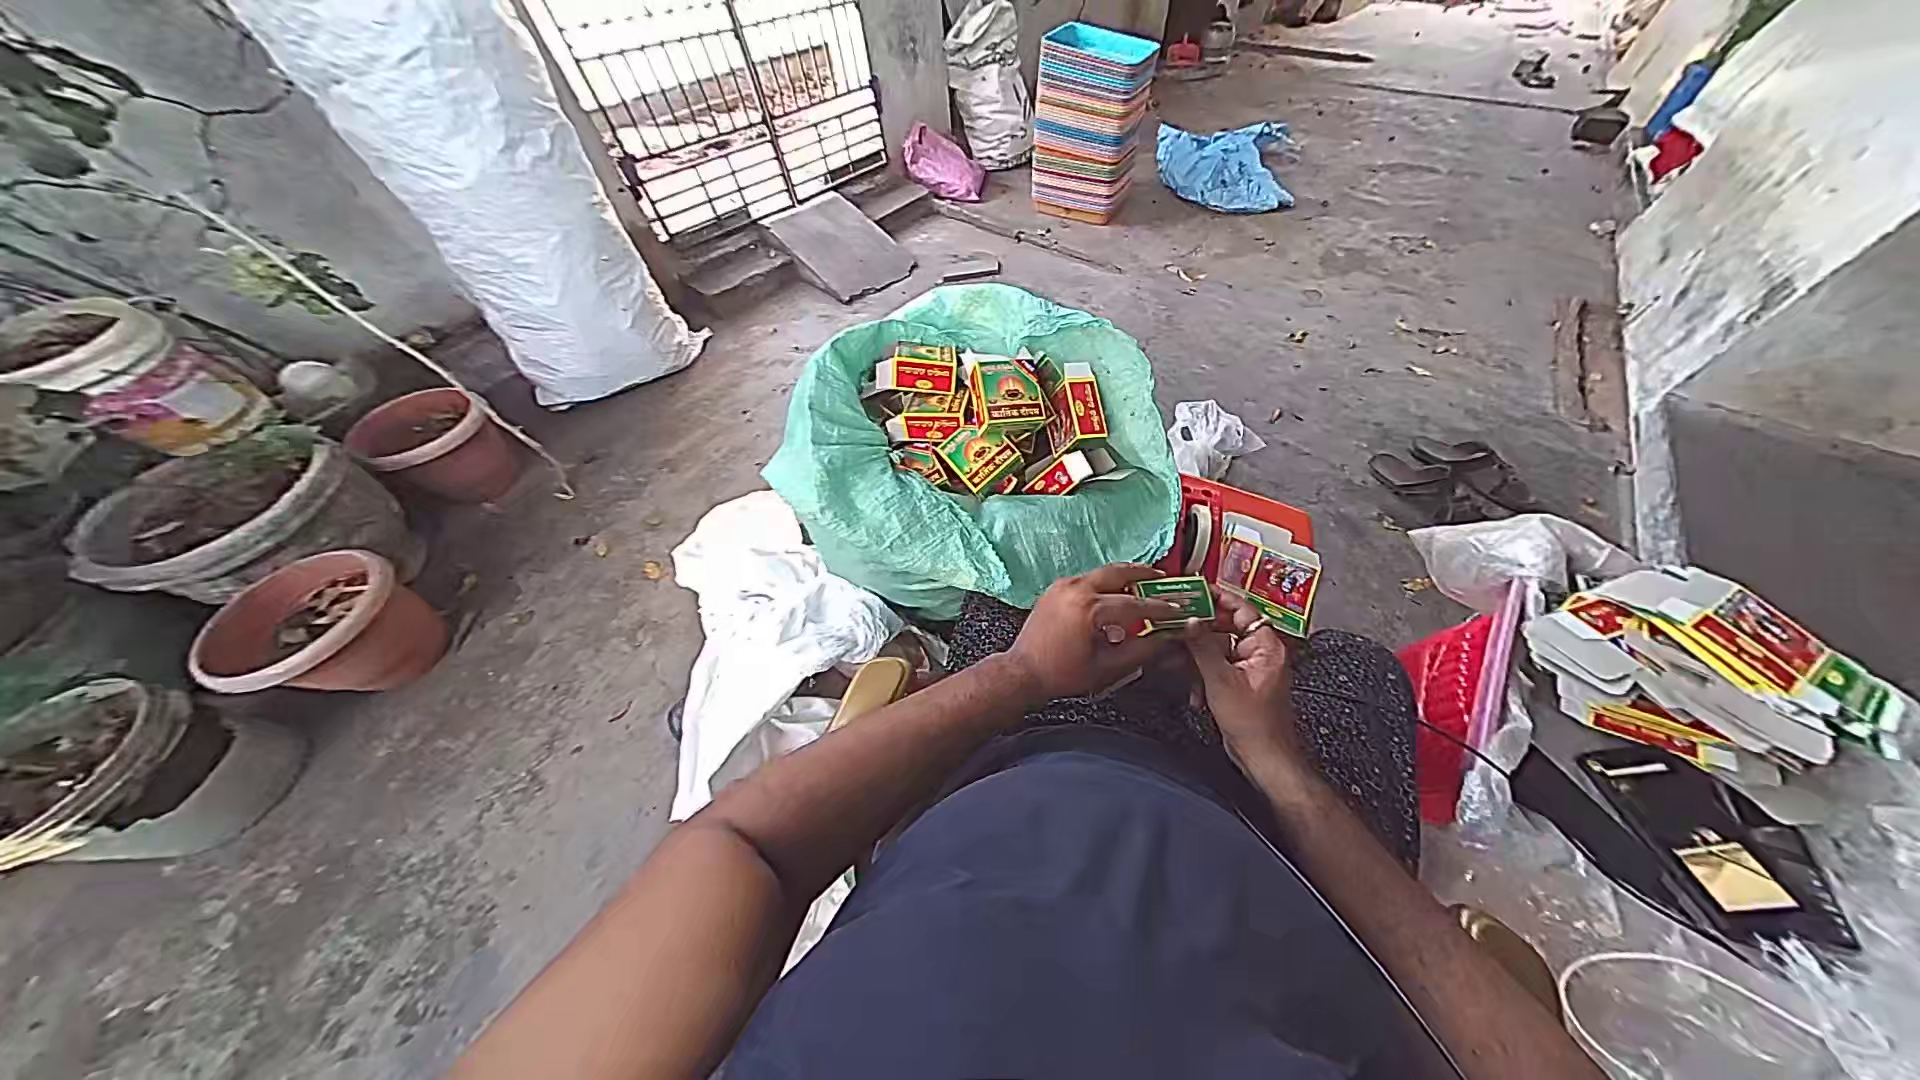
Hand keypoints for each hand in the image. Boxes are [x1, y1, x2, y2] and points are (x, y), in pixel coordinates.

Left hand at [1003, 564, 1184, 703]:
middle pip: (1118, 573)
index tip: (1178, 609)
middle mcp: (1075, 589)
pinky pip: (1087, 579)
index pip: (1135, 603)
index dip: (1161, 607)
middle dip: (1144, 574)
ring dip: (1124, 576)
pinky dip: (1105, 582)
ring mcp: (1062, 587)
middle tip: (1164, 579)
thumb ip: (1142, 649)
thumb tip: (1166, 638)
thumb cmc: (1061, 673)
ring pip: (1101, 572)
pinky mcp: (1055, 590)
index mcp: (1088, 608)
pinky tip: (1116, 592)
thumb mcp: (1108, 666)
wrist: (1023, 672)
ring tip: (1145, 581)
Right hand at [1184, 590, 1300, 768]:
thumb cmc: (1254, 724)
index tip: (1196, 590)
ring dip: (1197, 658)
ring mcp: (1250, 668)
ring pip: (1217, 649)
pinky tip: (1195, 692)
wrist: (1263, 758)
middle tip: (1175, 624)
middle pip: (1225, 628)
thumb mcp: (1220, 679)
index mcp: (1265, 647)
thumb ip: (1203, 646)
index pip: (1242, 609)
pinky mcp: (1239, 682)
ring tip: (1177, 662)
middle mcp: (1260, 654)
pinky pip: (1216, 667)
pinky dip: (1202, 675)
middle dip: (1199, 632)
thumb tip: (1190, 621)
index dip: (1218, 597)